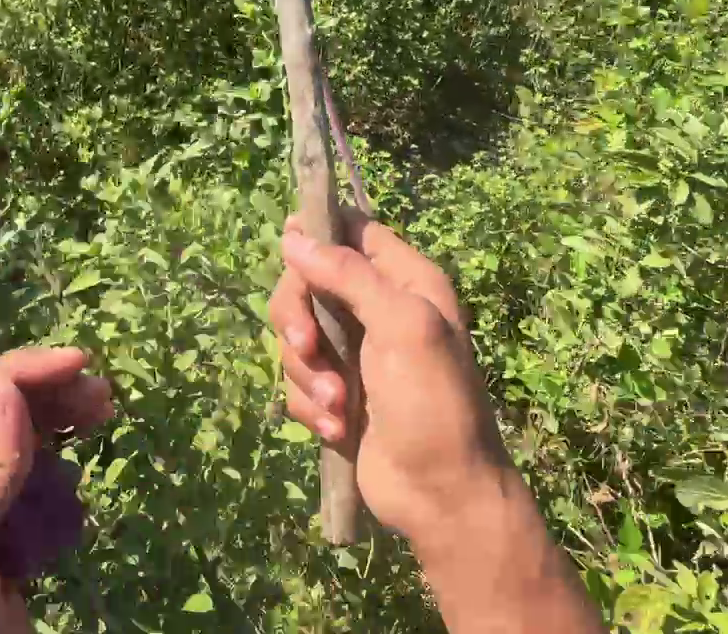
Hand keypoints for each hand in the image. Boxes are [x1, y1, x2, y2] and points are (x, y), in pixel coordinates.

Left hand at [0, 348, 111, 633]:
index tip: (72, 363)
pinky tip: (82, 446)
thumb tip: (6, 388)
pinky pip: (28, 470)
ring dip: (57, 414)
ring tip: (103, 406)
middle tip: (100, 389)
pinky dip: (57, 452)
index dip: (13, 372)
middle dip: (44, 390)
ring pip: (13, 433)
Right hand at [269, 211, 512, 557]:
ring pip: (296, 333)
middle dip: (298, 318)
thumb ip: (349, 275)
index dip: (317, 230)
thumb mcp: (401, 326)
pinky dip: (310, 402)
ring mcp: (353, 350)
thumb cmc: (433, 403)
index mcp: (404, 280)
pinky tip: (338, 427)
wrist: (442, 497)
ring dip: (309, 372)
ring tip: (338, 405)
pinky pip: (298, 377)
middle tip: (307, 347)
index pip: (352, 230)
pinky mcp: (335, 389)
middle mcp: (376, 307)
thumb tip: (293, 236)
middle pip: (307, 282)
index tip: (286, 240)